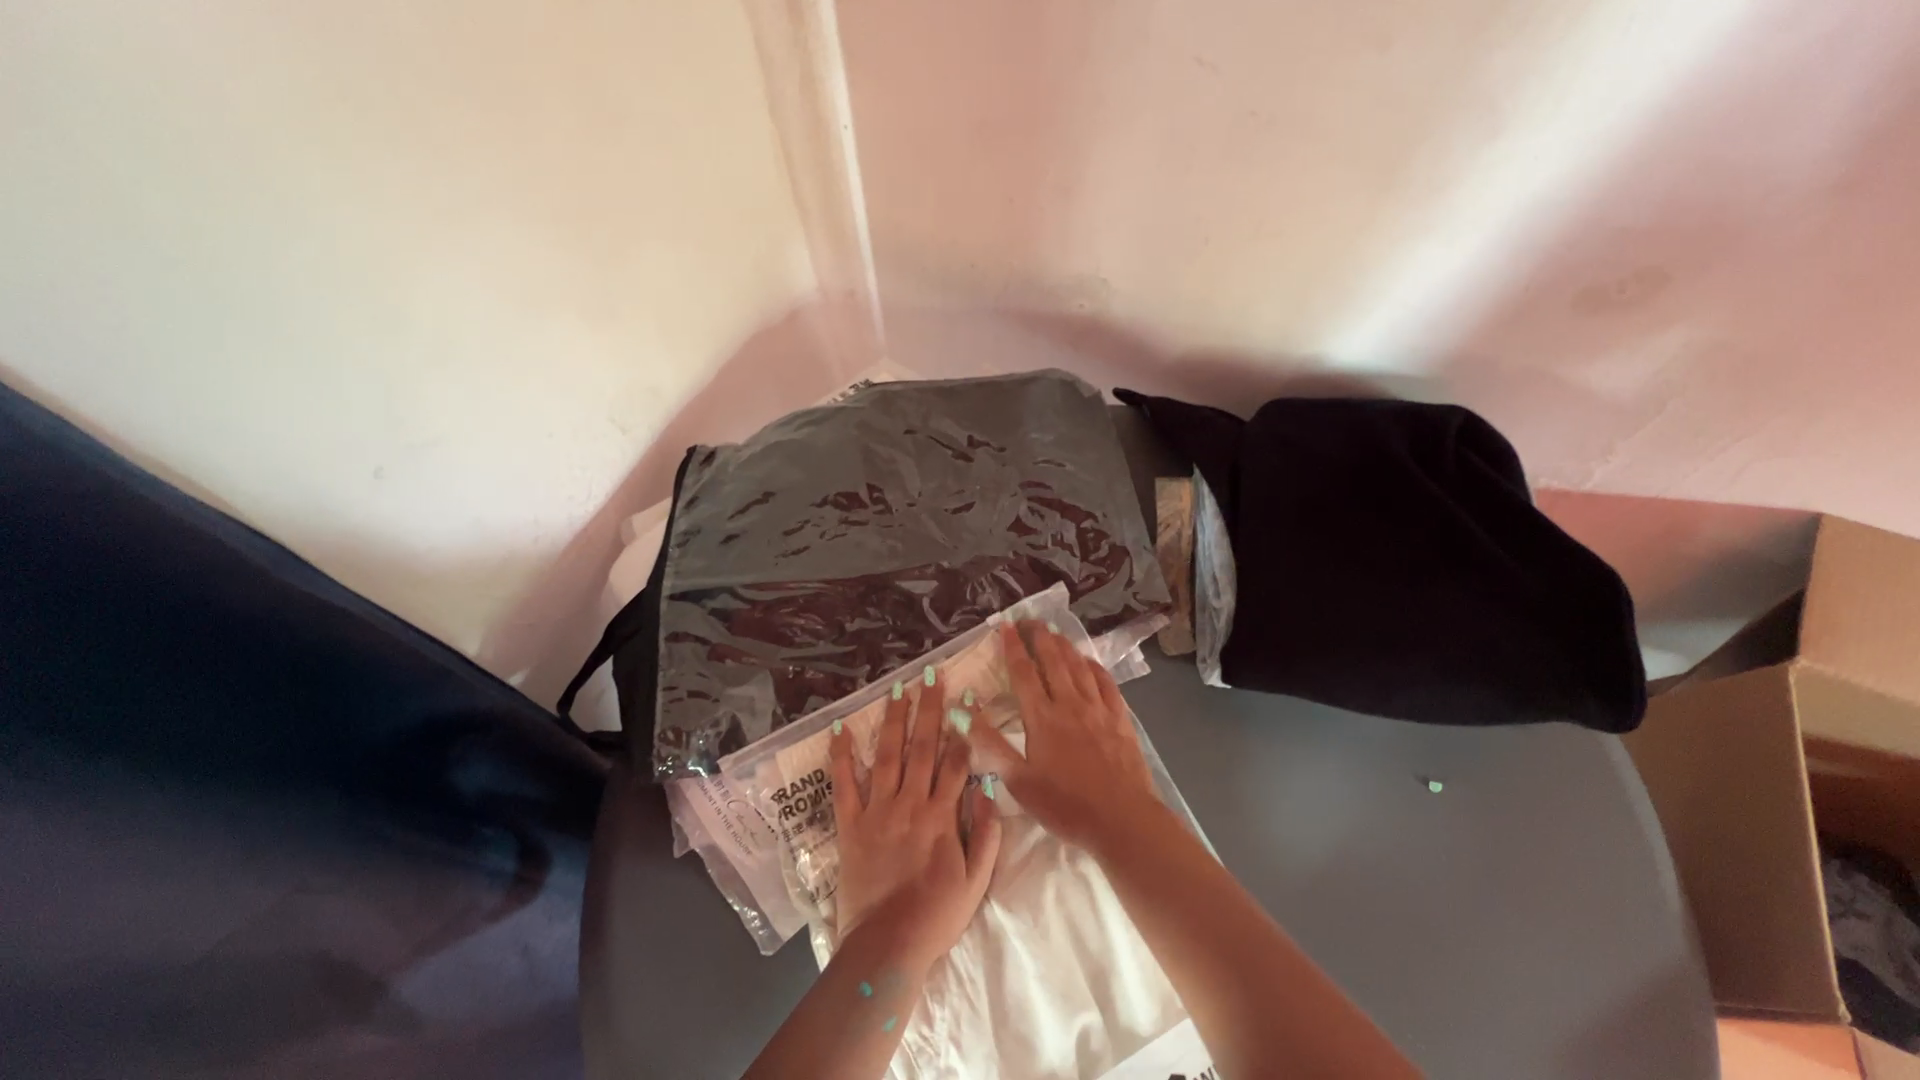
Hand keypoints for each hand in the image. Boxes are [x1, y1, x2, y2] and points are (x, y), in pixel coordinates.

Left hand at [829, 667, 1001, 968]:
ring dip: (893, 720)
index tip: (966, 698)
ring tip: (896, 689)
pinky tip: (840, 729)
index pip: (956, 761)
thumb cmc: (938, 914)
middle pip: (922, 747)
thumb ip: (988, 832)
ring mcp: (877, 811)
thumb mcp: (978, 879)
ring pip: (887, 756)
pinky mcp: (850, 825)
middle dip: (928, 709)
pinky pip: (844, 785)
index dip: (962, 727)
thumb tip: (990, 789)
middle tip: (930, 676)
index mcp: (943, 815)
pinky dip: (841, 756)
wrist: (888, 943)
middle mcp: (910, 803)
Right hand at [969, 622, 1164, 857]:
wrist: (1122, 820)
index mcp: (1042, 718)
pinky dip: (1094, 667)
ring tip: (1055, 633)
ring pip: (1079, 667)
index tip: (1005, 626)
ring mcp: (1098, 709)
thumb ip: (990, 745)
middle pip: (1053, 660)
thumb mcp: (1019, 782)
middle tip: (1029, 620)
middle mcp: (1070, 704)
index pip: (1023, 673)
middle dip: (1039, 637)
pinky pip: (1106, 683)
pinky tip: (1089, 662)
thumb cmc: (1065, 806)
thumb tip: (961, 712)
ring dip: (1065, 646)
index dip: (1013, 647)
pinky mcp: (1120, 719)